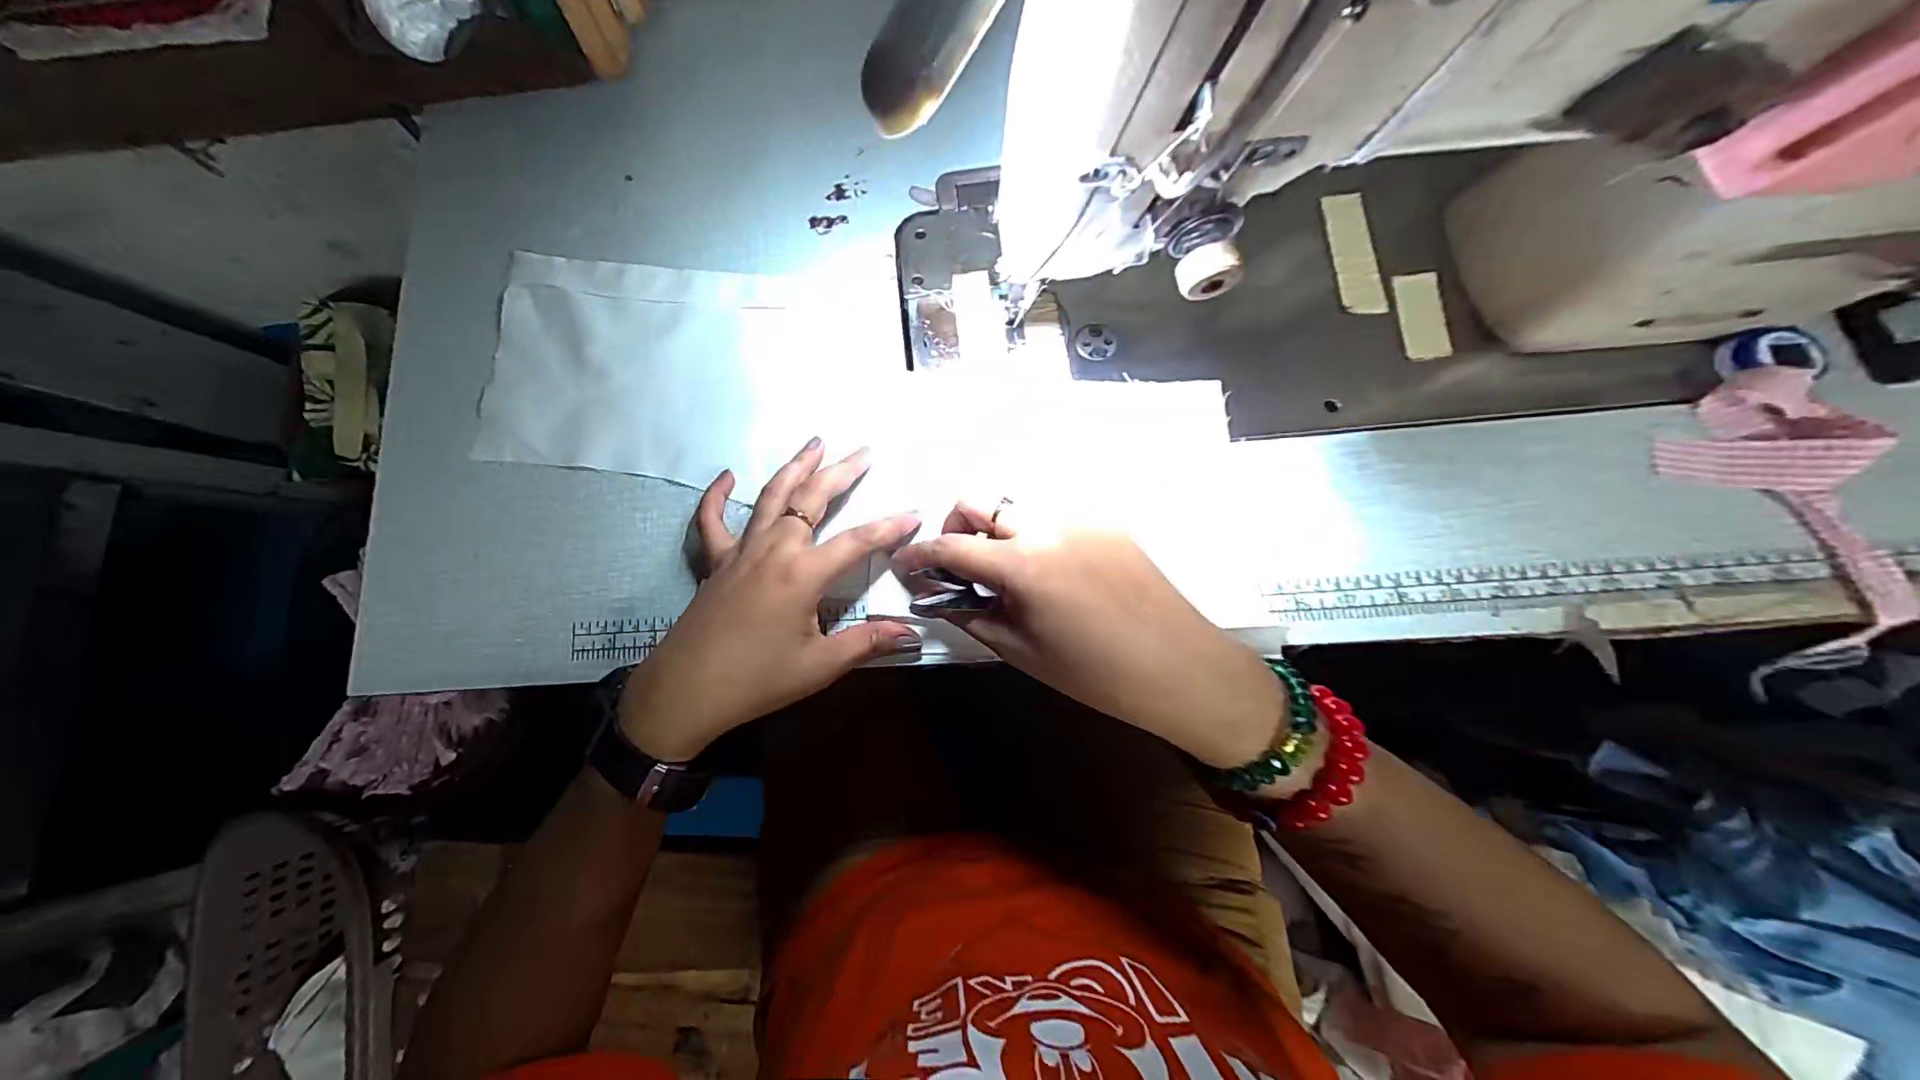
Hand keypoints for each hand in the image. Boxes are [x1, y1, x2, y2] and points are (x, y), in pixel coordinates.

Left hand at [617, 438, 922, 760]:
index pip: (857, 542)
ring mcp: (740, 551)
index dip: (889, 528)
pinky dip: (717, 494)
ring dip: (795, 468)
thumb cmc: (757, 680)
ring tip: (814, 443)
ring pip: (770, 497)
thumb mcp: (820, 666)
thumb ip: (867, 643)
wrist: (686, 692)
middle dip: (840, 473)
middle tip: (863, 452)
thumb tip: (912, 636)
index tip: (914, 514)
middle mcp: (773, 550)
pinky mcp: (716, 562)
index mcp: (802, 573)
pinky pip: (713, 520)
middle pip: (810, 500)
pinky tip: (727, 475)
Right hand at [893, 502, 1314, 784]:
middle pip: (980, 500)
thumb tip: (944, 598)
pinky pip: (1055, 517)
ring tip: (1005, 571)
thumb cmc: (1097, 674)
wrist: (1182, 668)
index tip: (906, 565)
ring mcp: (1082, 519)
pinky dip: (1034, 534)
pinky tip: (1050, 573)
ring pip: (1018, 504)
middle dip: (956, 526)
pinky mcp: (1108, 525)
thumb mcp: (1023, 652)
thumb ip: (975, 617)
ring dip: (996, 527)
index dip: (920, 555)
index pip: (952, 545)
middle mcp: (1047, 527)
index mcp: (1022, 564)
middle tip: (958, 564)